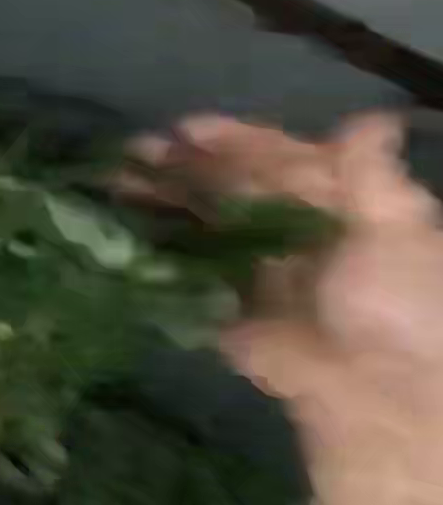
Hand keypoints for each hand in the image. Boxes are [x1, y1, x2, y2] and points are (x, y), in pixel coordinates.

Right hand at [126, 113, 442, 427]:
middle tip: (131, 149)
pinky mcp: (207, 288)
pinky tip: (110, 220)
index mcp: (328, 208)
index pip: (277, 161)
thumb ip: (366, 179)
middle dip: (177, 162)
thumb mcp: (393, 236)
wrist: (367, 386)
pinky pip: (169, 254)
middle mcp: (280, 225)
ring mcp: (239, 257)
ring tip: (110, 179)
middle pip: (222, 183)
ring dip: (152, 193)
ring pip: (188, 212)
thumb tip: (370, 118)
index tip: (184, 128)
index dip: (233, 141)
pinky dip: (139, 235)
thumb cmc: (394, 304)